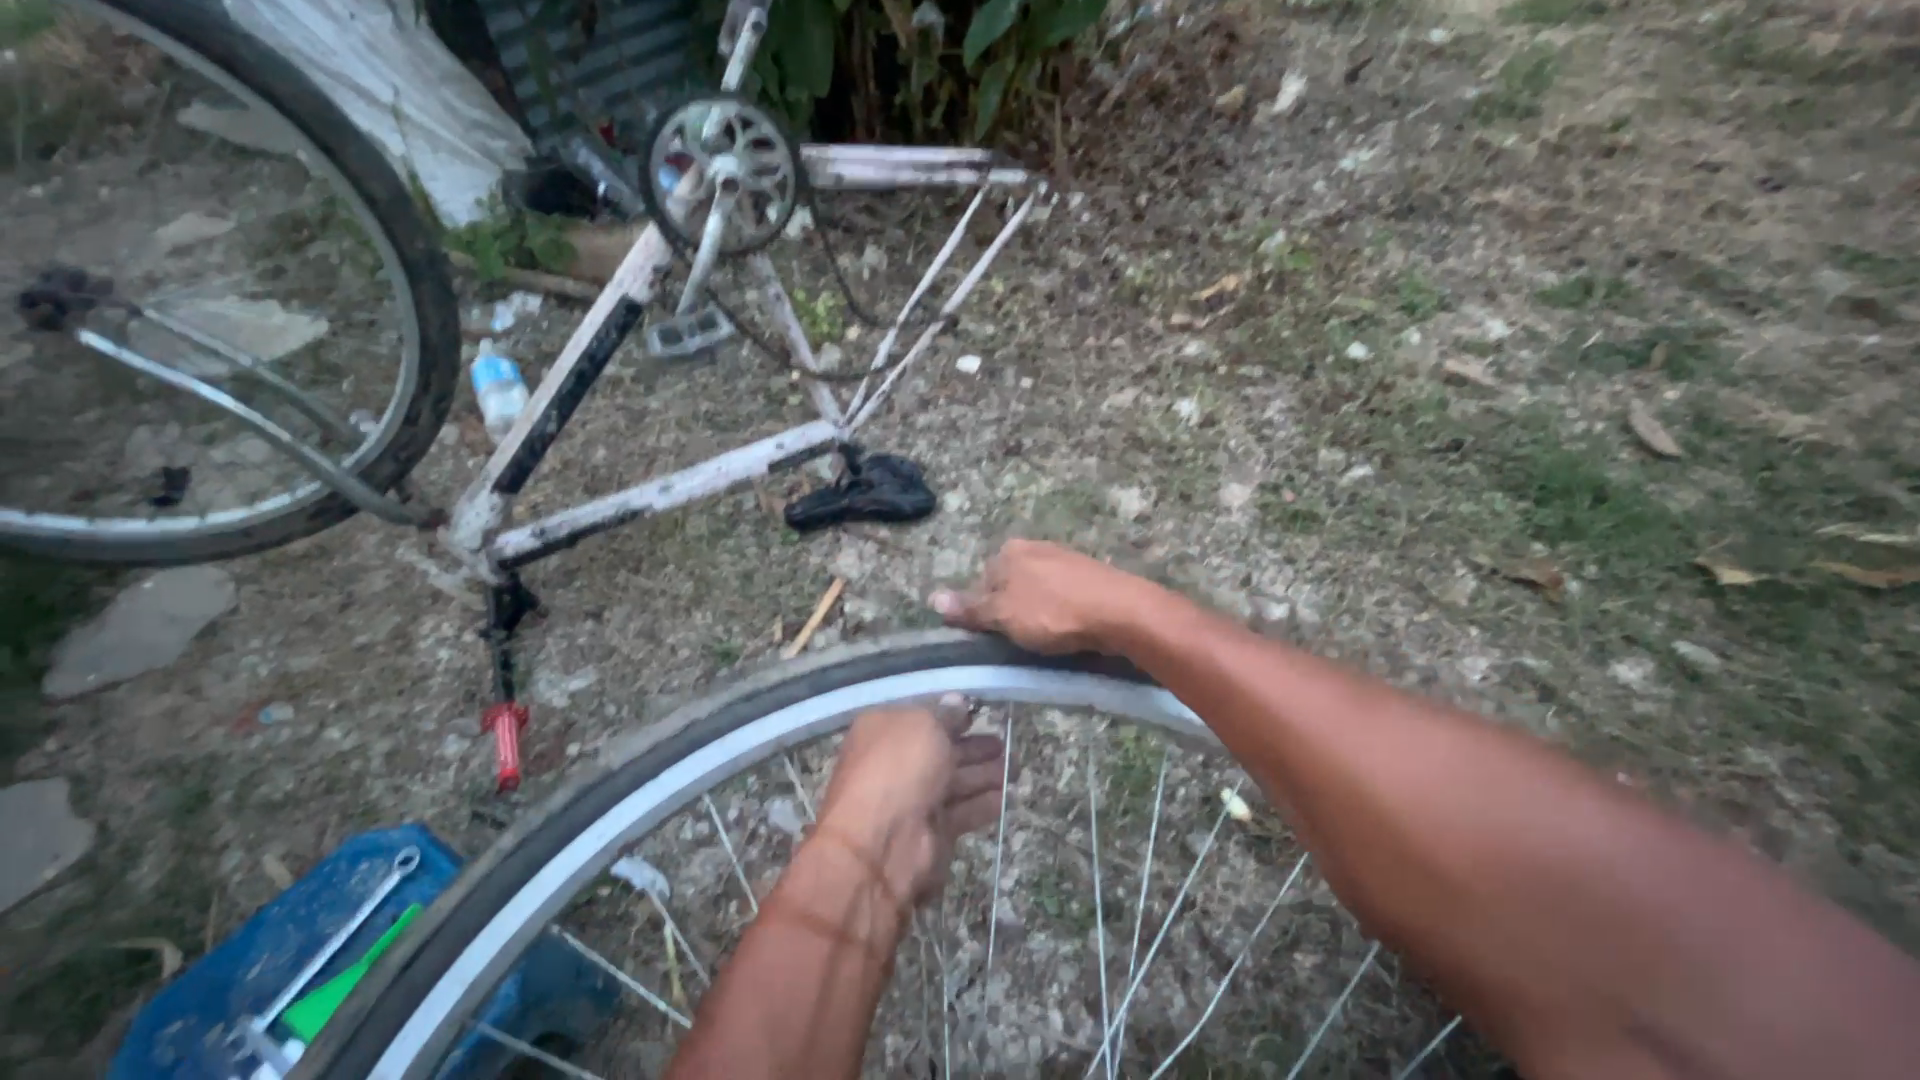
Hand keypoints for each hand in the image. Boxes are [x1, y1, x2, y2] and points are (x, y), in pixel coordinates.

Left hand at [816, 694, 1006, 905]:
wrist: (880, 840)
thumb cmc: (898, 768)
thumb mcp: (922, 724)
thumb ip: (944, 713)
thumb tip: (957, 702)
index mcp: (885, 730)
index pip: (923, 717)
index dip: (950, 714)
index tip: (977, 712)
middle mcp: (898, 762)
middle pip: (943, 751)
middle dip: (975, 747)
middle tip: (1005, 743)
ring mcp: (915, 798)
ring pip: (957, 781)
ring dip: (986, 773)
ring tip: (1017, 767)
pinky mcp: (933, 829)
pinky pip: (964, 811)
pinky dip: (985, 803)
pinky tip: (1008, 795)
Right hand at [929, 539, 1160, 653]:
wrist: (1118, 611)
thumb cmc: (1052, 613)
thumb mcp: (1002, 616)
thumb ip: (969, 608)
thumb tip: (932, 598)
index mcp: (1008, 551)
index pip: (980, 583)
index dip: (983, 612)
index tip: (995, 636)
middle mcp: (1033, 547)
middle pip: (1009, 585)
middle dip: (1011, 610)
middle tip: (1021, 640)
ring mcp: (1063, 557)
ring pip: (1036, 591)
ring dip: (1037, 613)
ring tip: (1047, 638)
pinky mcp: (1089, 574)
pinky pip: (1062, 595)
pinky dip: (1061, 611)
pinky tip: (1070, 629)